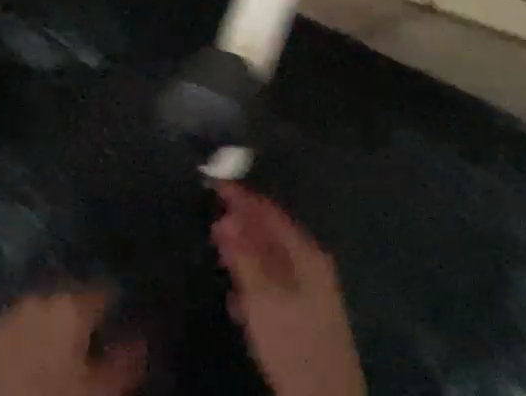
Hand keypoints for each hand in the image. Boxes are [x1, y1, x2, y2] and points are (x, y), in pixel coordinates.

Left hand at [0, 292, 146, 395]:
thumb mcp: (103, 391)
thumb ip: (126, 361)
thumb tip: (139, 340)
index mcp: (70, 306)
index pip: (104, 293)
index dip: (115, 311)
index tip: (119, 327)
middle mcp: (36, 300)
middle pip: (68, 301)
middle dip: (79, 319)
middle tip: (87, 348)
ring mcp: (4, 318)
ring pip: (37, 314)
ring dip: (49, 328)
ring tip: (57, 357)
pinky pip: (12, 332)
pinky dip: (22, 341)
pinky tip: (27, 363)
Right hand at [212, 182, 365, 395]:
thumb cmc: (294, 342)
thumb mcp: (262, 299)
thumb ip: (243, 258)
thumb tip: (225, 220)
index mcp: (307, 255)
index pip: (271, 214)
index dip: (243, 198)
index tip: (216, 183)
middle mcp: (312, 266)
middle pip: (273, 235)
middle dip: (243, 223)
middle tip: (213, 213)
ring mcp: (311, 291)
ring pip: (273, 261)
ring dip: (246, 252)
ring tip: (218, 246)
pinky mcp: (304, 316)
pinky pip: (275, 284)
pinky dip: (254, 280)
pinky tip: (236, 292)